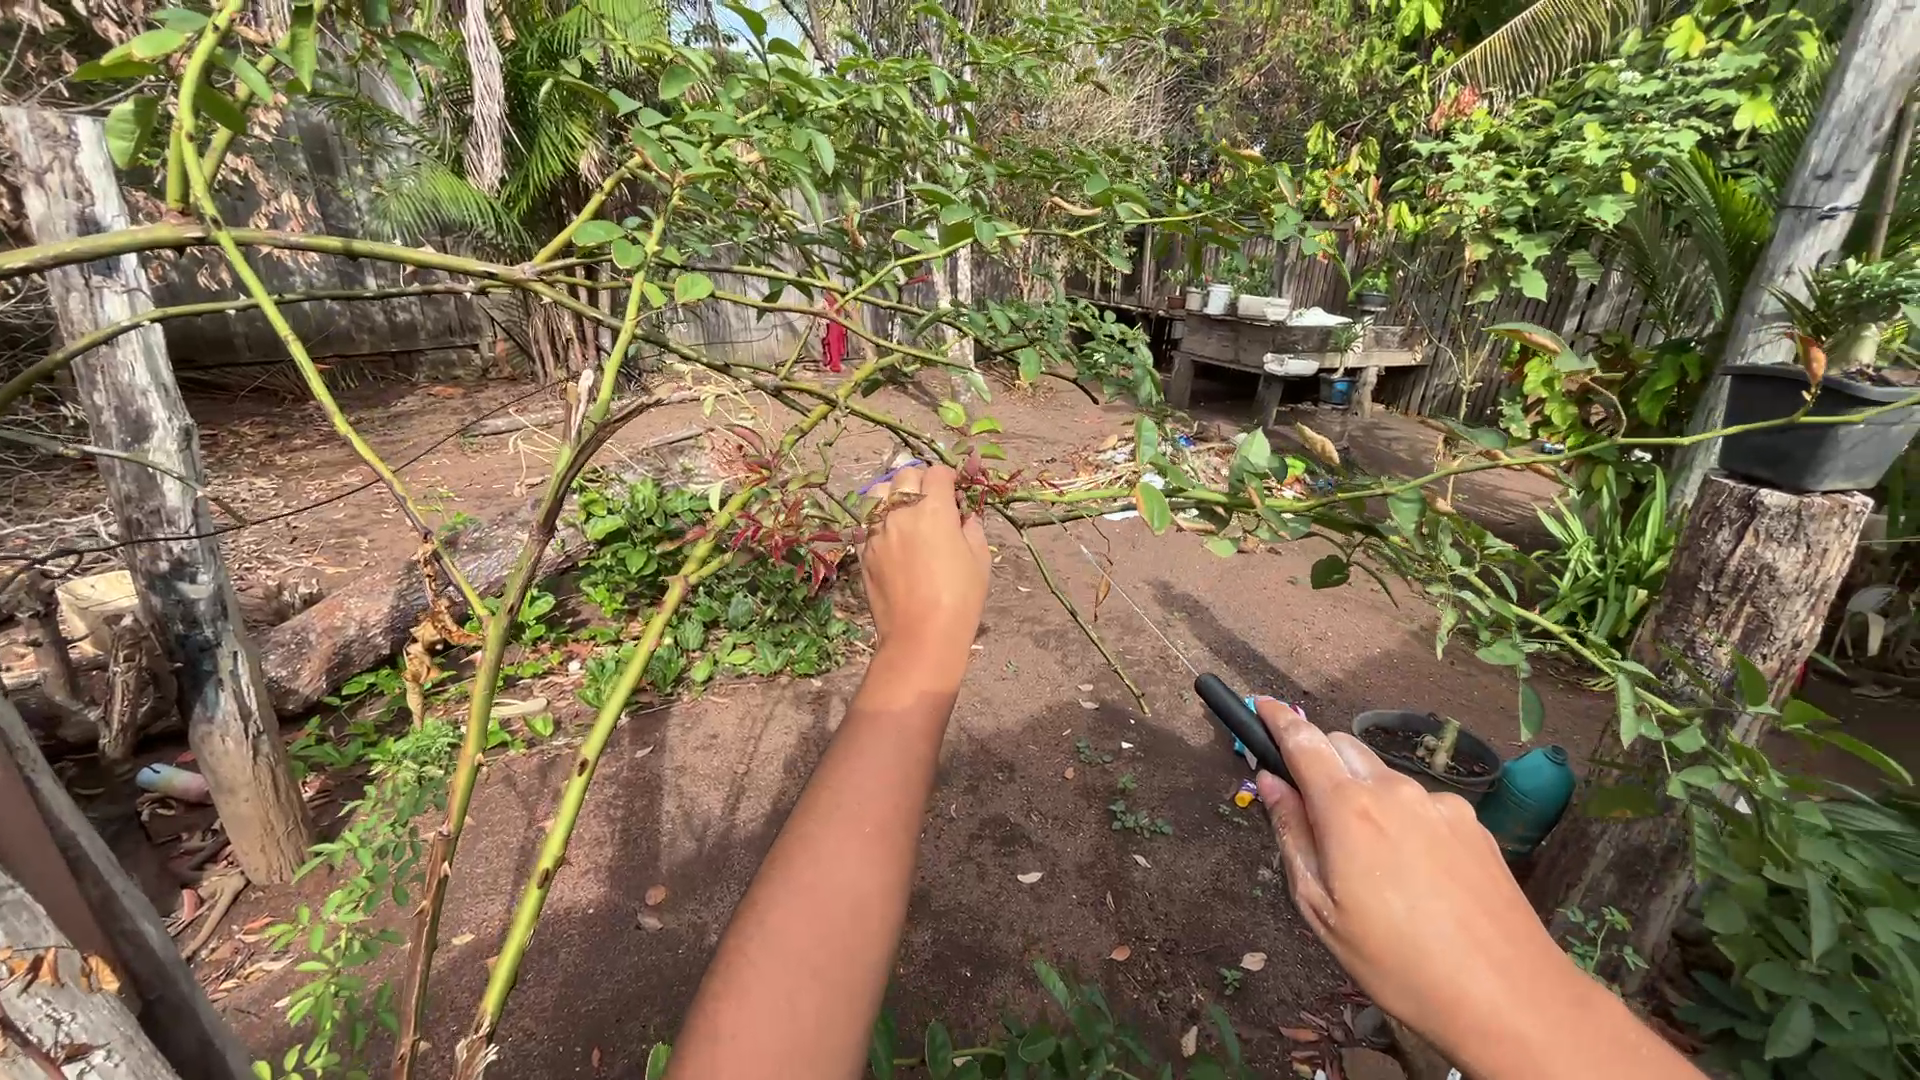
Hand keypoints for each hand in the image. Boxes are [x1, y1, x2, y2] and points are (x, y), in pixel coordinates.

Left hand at [858, 463, 989, 671]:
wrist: (922, 635)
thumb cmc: (960, 598)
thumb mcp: (979, 559)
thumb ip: (972, 528)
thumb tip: (965, 516)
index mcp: (934, 509)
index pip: (937, 473)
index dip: (949, 478)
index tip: (954, 491)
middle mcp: (901, 512)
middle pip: (905, 476)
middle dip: (920, 481)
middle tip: (932, 499)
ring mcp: (877, 531)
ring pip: (877, 494)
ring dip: (892, 494)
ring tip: (903, 509)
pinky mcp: (864, 551)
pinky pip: (866, 522)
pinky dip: (877, 520)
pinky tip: (889, 534)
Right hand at [1250, 699, 1587, 1063]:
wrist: (1512, 1000)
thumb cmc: (1397, 961)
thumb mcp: (1319, 906)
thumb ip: (1291, 833)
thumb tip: (1270, 782)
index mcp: (1347, 808)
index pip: (1302, 740)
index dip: (1276, 717)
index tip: (1260, 704)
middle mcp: (1393, 790)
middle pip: (1342, 745)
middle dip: (1317, 757)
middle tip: (1309, 804)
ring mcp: (1438, 804)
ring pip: (1382, 776)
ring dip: (1360, 791)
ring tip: (1369, 856)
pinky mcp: (1471, 823)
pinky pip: (1420, 802)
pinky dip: (1401, 815)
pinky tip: (1414, 869)